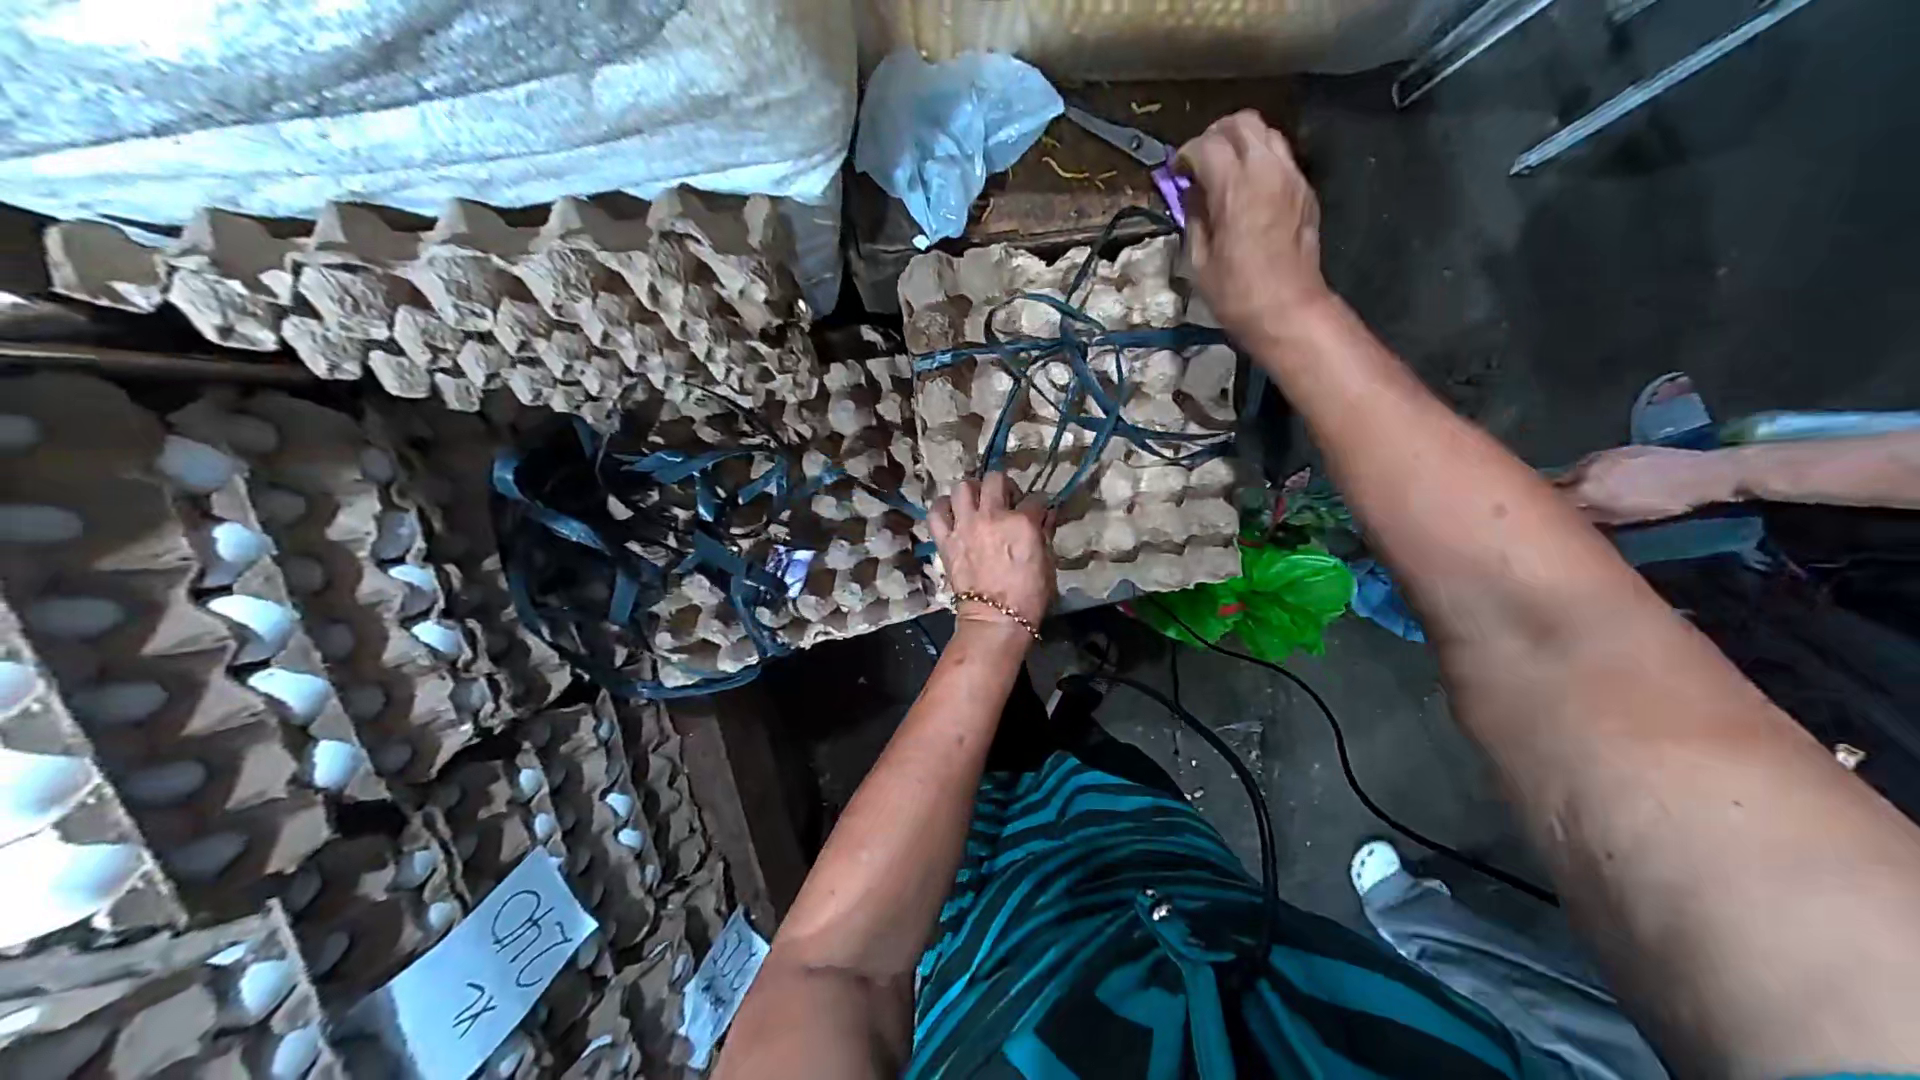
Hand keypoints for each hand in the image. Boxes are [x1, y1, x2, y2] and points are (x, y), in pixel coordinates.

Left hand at [928, 472, 1053, 634]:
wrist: (995, 620)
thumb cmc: (1029, 596)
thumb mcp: (1048, 563)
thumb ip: (1045, 534)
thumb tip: (1045, 517)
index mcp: (1022, 522)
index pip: (1035, 499)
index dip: (1038, 506)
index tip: (1036, 514)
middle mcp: (992, 516)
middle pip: (995, 479)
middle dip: (1004, 486)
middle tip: (1005, 500)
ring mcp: (965, 526)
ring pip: (963, 487)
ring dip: (971, 491)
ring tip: (976, 504)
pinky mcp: (946, 540)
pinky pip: (936, 512)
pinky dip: (943, 509)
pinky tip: (952, 514)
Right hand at [1175, 110, 1331, 342]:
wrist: (1286, 309)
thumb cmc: (1235, 292)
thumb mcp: (1199, 259)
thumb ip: (1194, 216)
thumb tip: (1191, 194)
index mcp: (1236, 187)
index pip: (1206, 145)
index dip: (1185, 155)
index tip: (1175, 172)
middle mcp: (1267, 170)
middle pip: (1241, 123)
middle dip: (1215, 135)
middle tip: (1199, 162)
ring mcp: (1291, 176)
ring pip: (1265, 133)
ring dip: (1240, 143)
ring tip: (1223, 170)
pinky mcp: (1304, 190)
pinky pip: (1280, 157)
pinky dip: (1259, 160)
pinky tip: (1247, 188)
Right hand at [1554, 445, 1741, 523]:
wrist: (1703, 473)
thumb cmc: (1665, 502)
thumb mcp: (1625, 518)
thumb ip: (1591, 516)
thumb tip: (1569, 517)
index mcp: (1586, 490)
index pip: (1554, 498)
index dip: (1549, 507)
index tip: (1548, 514)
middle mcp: (1586, 470)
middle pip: (1558, 482)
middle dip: (1557, 492)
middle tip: (1565, 503)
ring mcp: (1600, 457)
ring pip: (1574, 471)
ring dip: (1574, 480)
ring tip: (1585, 490)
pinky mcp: (1615, 449)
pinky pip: (1591, 462)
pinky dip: (1590, 471)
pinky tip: (1605, 478)